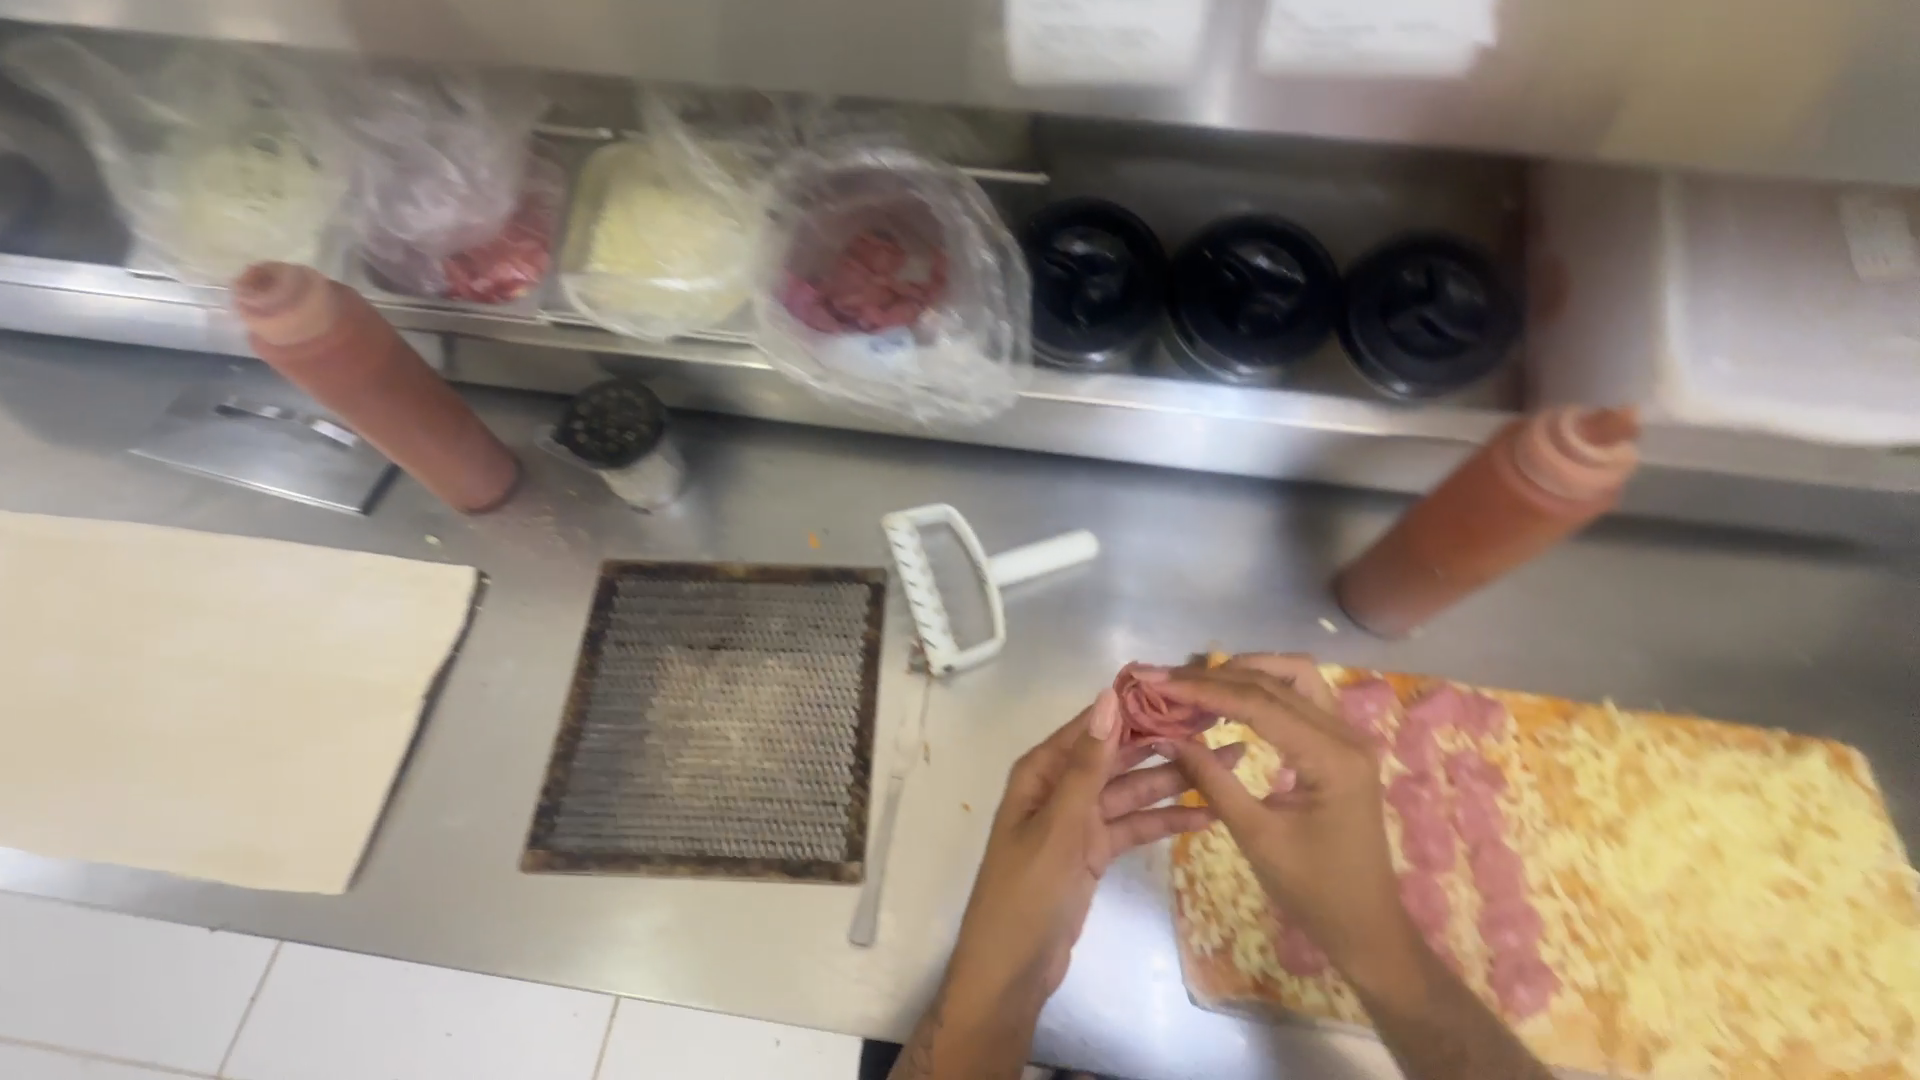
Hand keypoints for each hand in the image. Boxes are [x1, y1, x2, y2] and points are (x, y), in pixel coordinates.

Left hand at [951, 688, 1245, 1002]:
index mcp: (1042, 770)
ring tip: (1228, 766)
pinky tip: (1207, 815)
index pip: (1094, 725)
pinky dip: (1165, 821)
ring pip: (1132, 790)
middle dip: (1164, 743)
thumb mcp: (1059, 824)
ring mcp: (1079, 819)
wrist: (1012, 969)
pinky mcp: (1094, 850)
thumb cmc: (1026, 890)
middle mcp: (1060, 785)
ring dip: (1174, 781)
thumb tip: (1109, 699)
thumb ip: (1088, 765)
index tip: (1183, 691)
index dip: (1135, 707)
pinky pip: (1134, 826)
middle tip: (1218, 729)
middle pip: (1117, 755)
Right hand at [1151, 654, 1420, 991]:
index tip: (1159, 683)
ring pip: (1294, 675)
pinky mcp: (1339, 744)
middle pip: (1276, 680)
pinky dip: (1262, 688)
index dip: (1204, 689)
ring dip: (1244, 672)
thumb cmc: (1311, 889)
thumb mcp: (1254, 835)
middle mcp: (1346, 735)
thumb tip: (1165, 737)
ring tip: (1197, 684)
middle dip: (1216, 676)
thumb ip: (1210, 779)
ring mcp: (1348, 736)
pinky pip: (1300, 696)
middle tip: (1166, 680)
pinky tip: (1228, 700)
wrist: (1364, 925)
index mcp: (1331, 758)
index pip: (1259, 703)